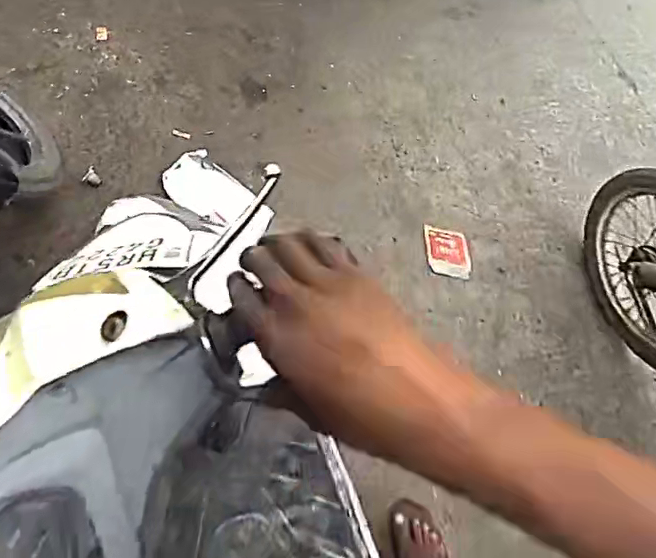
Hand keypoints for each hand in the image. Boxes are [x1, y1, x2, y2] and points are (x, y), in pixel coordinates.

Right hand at [227, 233, 488, 469]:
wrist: (421, 401)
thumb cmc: (367, 415)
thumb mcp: (310, 409)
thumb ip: (281, 387)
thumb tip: (267, 386)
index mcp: (277, 337)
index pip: (240, 296)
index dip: (234, 287)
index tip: (236, 285)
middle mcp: (295, 302)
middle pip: (259, 259)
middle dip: (250, 257)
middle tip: (251, 260)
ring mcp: (326, 283)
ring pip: (287, 242)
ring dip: (276, 241)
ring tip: (274, 244)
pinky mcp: (355, 274)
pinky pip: (324, 243)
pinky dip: (311, 239)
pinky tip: (311, 245)